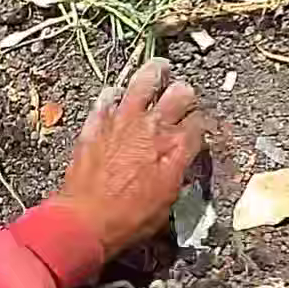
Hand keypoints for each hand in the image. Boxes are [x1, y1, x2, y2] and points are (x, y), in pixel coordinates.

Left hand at [49, 58, 205, 260]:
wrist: (87, 219)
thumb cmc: (130, 217)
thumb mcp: (168, 199)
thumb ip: (178, 170)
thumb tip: (182, 157)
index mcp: (175, 146)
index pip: (199, 124)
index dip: (202, 125)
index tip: (198, 129)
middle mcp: (153, 126)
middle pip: (179, 94)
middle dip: (186, 94)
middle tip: (184, 94)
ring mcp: (123, 120)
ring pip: (144, 82)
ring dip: (154, 73)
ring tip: (160, 69)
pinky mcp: (97, 123)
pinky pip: (108, 97)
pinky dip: (115, 94)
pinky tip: (117, 95)